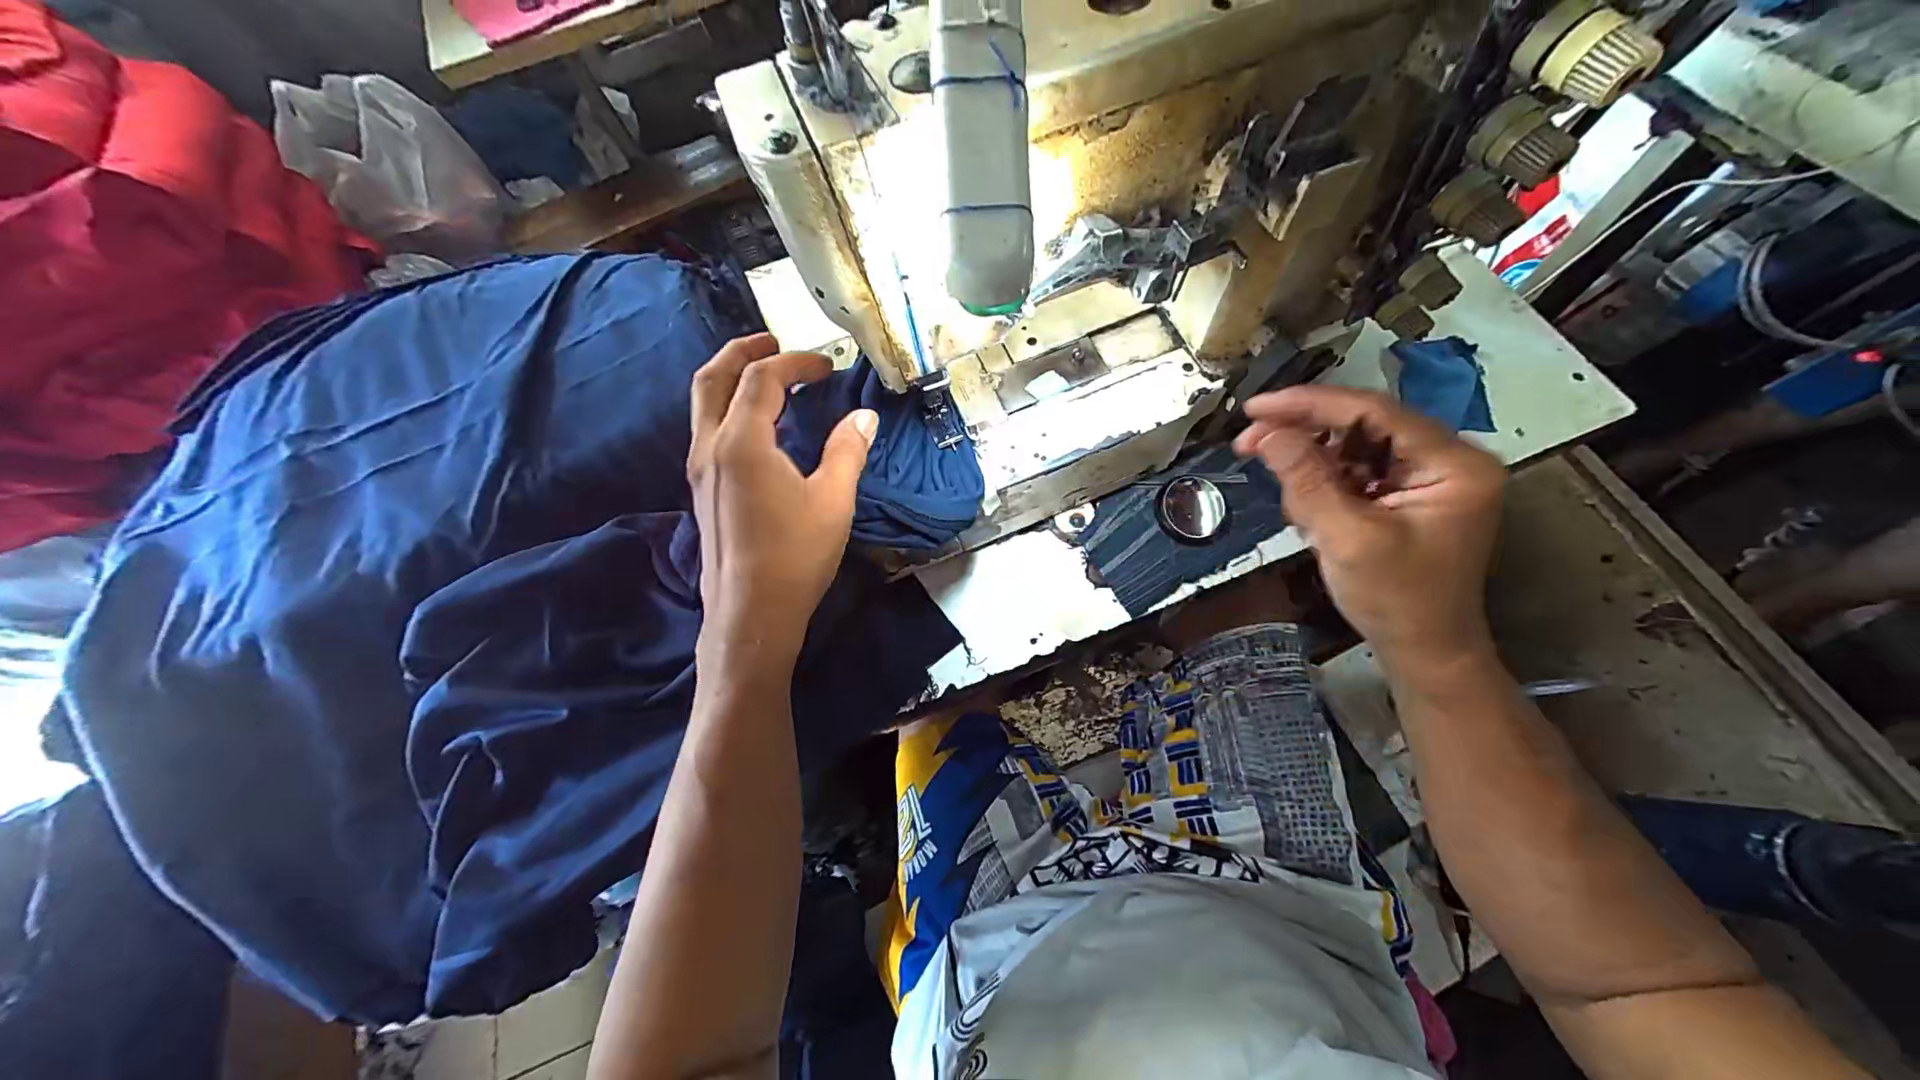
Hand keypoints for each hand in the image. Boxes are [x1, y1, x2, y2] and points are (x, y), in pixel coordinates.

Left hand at [688, 333, 876, 658]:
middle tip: (772, 341)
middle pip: (714, 378)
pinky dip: (728, 408)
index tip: (828, 366)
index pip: (763, 379)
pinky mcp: (702, 491)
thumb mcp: (833, 500)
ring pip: (703, 404)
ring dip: (730, 379)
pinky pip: (707, 429)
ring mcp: (699, 470)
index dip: (796, 362)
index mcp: (742, 441)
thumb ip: (847, 450)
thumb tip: (864, 417)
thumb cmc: (795, 557)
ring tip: (763, 375)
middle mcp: (710, 447)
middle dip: (742, 352)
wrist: (751, 614)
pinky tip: (757, 426)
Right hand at [1234, 385, 1505, 669]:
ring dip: (1310, 466)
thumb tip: (1267, 433)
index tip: (1255, 408)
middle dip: (1303, 435)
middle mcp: (1444, 460)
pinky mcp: (1403, 497)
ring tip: (1289, 501)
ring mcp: (1424, 478)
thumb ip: (1307, 480)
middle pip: (1361, 425)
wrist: (1423, 652)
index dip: (1309, 405)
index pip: (1373, 412)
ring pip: (1352, 449)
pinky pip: (1353, 474)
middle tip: (1249, 443)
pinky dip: (1322, 487)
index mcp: (1452, 463)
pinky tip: (1306, 512)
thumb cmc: (1396, 599)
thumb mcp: (1347, 537)